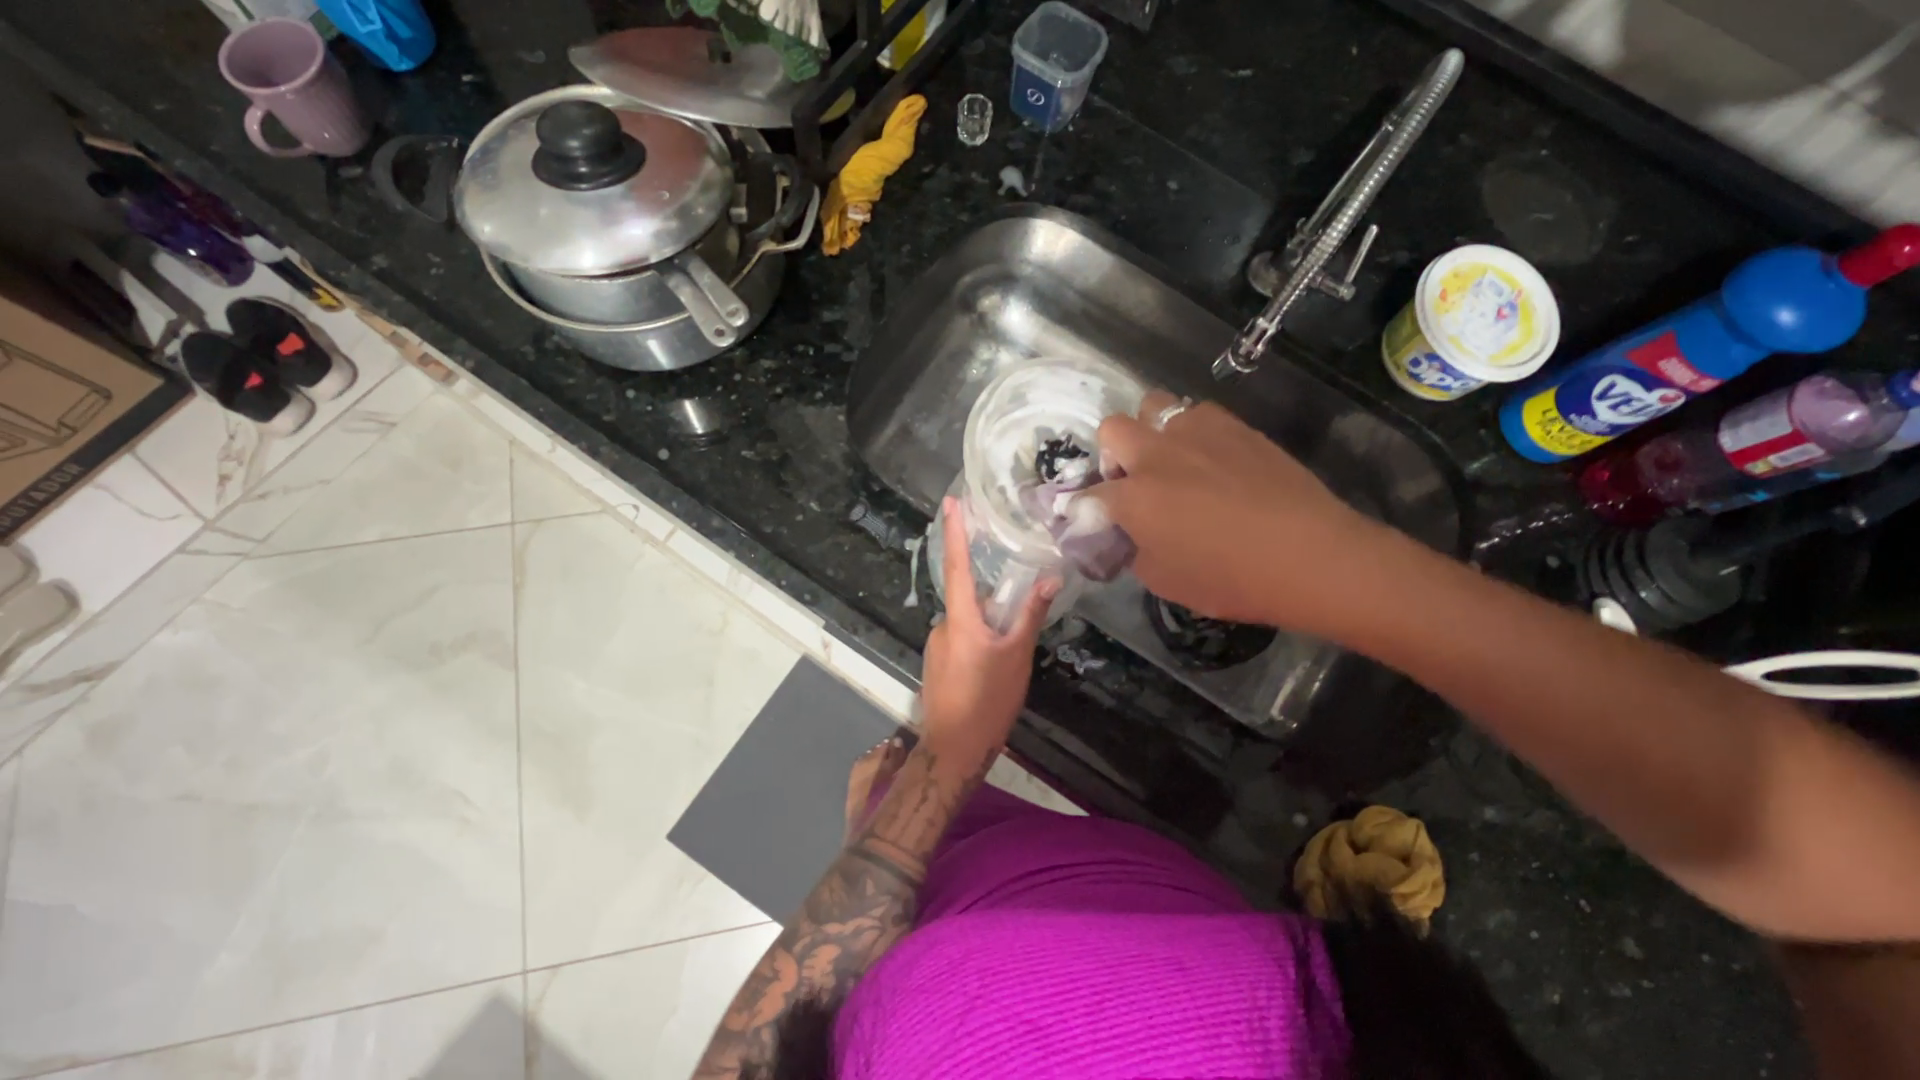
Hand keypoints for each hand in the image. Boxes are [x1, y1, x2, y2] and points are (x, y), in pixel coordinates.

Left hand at [918, 496, 1053, 759]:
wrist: (955, 748)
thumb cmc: (987, 700)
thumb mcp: (1017, 656)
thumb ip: (1030, 615)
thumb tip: (1049, 579)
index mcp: (960, 618)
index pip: (957, 565)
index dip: (956, 532)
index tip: (951, 502)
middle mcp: (942, 626)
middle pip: (969, 600)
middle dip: (992, 607)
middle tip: (1015, 630)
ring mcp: (936, 647)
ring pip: (968, 626)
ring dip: (988, 633)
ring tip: (1008, 664)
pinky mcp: (937, 665)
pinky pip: (961, 644)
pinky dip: (979, 647)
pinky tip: (994, 674)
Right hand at [1091, 390, 1387, 628]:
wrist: (1309, 556)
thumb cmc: (1232, 579)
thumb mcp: (1167, 582)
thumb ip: (1136, 552)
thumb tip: (1130, 536)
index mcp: (1133, 498)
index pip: (1088, 496)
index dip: (1086, 510)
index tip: (1096, 522)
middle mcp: (1156, 454)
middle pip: (1113, 429)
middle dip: (1115, 454)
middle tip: (1135, 482)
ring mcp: (1197, 431)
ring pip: (1155, 407)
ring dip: (1153, 432)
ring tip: (1174, 461)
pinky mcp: (1234, 425)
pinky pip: (1198, 413)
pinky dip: (1193, 432)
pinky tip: (1213, 459)